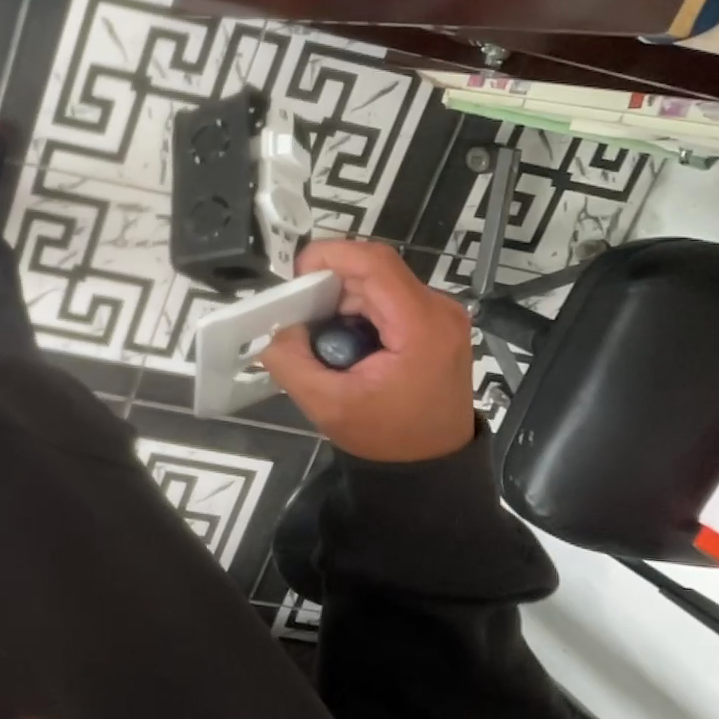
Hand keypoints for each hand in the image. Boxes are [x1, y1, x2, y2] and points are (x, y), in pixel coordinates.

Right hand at [261, 241, 475, 462]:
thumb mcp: (325, 402)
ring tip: (317, 332)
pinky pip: (384, 296)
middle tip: (297, 313)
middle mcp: (437, 310)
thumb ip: (290, 359)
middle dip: (327, 283)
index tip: (295, 277)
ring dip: (338, 297)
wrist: (430, 464)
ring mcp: (438, 315)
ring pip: (375, 280)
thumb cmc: (385, 434)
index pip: (373, 262)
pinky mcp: (432, 323)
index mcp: (420, 326)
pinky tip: (339, 338)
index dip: (329, 255)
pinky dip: (353, 308)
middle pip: (372, 269)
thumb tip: (279, 328)